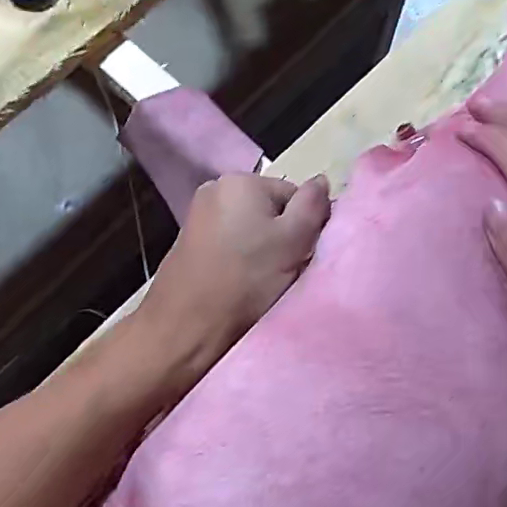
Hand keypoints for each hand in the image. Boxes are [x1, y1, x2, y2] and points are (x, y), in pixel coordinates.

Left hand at [138, 172, 331, 375]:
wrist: (186, 325)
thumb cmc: (245, 279)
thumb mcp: (294, 240)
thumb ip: (313, 205)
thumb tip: (321, 181)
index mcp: (240, 181)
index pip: (294, 196)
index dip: (304, 227)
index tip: (301, 256)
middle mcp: (214, 189)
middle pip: (270, 212)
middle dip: (280, 239)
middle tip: (283, 271)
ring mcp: (197, 217)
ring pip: (249, 231)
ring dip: (261, 253)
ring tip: (260, 282)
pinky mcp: (188, 244)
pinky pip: (228, 246)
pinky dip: (238, 262)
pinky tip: (238, 284)